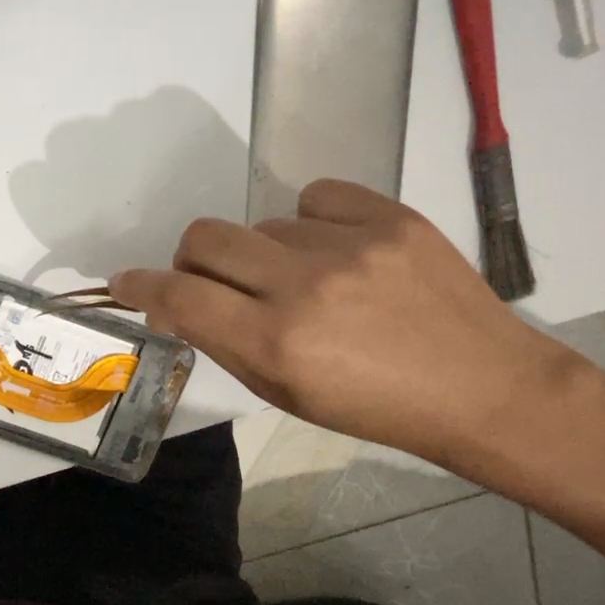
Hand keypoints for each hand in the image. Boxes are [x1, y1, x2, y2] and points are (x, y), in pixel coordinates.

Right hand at [109, 179, 579, 462]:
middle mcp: (303, 286)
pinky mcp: (392, 218)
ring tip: (296, 280)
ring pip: (261, 225)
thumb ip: (224, 344)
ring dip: (258, 253)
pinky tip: (330, 250)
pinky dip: (307, 222)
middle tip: (209, 282)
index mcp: (273, 342)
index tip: (125, 284)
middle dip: (190, 261)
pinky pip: (316, 198)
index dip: (140, 287)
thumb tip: (182, 306)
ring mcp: (351, 246)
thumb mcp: (281, 393)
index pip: (179, 297)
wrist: (479, 386)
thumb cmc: (368, 406)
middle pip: (205, 239)